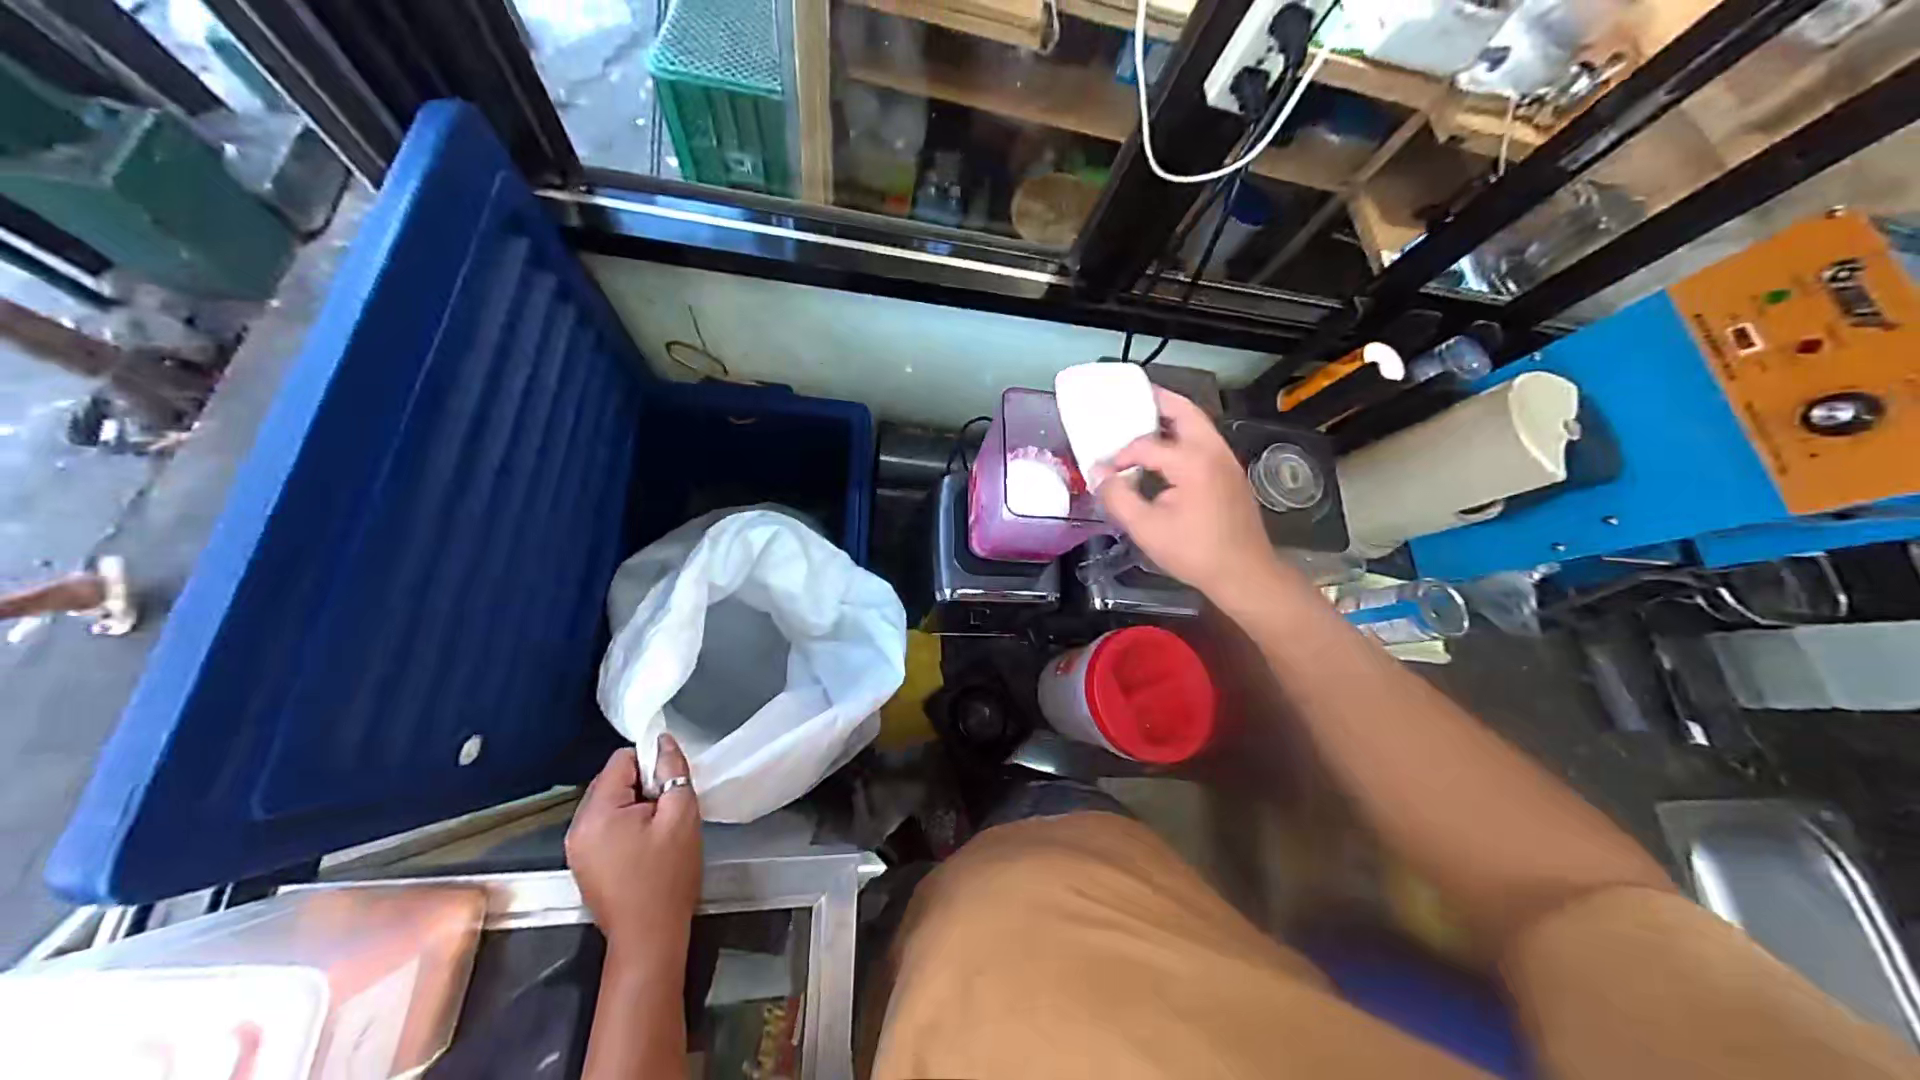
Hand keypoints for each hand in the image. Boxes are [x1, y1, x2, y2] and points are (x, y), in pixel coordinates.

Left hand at [566, 736, 701, 953]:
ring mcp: (576, 847)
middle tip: (667, 813)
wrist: (650, 937)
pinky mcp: (583, 863)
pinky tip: (646, 847)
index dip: (652, 765)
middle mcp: (577, 827)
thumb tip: (663, 742)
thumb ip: (673, 771)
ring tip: (658, 832)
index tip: (670, 789)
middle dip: (643, 787)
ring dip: (636, 807)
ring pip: (610, 803)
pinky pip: (605, 825)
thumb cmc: (668, 876)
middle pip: (612, 781)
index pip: (621, 760)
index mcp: (596, 813)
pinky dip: (627, 826)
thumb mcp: (681, 816)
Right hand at [1096, 387, 1289, 605]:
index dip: (1120, 456)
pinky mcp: (1232, 474)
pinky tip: (1167, 454)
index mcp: (1192, 460)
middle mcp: (1213, 451)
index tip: (1105, 473)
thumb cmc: (1194, 552)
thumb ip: (1118, 497)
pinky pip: (1205, 442)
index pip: (1146, 445)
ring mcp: (1227, 461)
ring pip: (1198, 425)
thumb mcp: (1146, 528)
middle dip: (1158, 402)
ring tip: (1146, 419)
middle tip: (1134, 396)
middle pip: (1184, 412)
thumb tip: (1099, 474)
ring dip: (1173, 418)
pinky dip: (1184, 436)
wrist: (1244, 573)